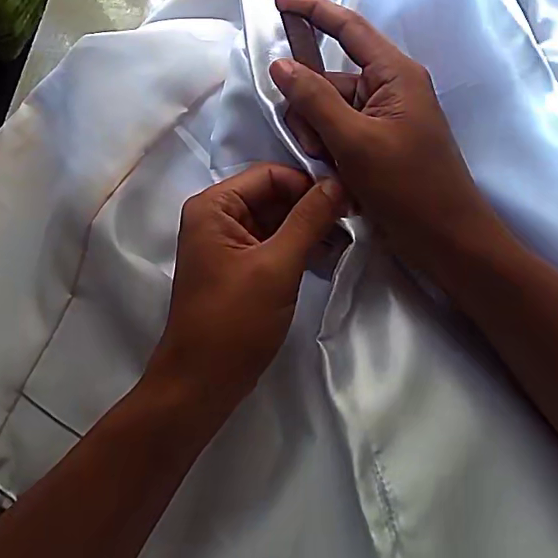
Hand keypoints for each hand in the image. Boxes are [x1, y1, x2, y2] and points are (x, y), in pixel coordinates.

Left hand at [149, 164, 343, 404]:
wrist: (202, 383)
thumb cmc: (234, 320)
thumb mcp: (276, 266)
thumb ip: (308, 220)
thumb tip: (337, 183)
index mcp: (214, 205)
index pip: (269, 174)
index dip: (308, 183)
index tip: (348, 199)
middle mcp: (217, 216)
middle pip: (273, 195)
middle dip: (312, 206)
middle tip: (355, 219)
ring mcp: (227, 242)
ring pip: (276, 219)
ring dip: (309, 227)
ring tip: (348, 240)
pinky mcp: (239, 266)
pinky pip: (273, 242)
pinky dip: (299, 247)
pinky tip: (330, 256)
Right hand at [268, 0, 495, 282]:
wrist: (451, 244)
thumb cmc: (409, 189)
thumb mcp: (354, 142)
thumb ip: (314, 99)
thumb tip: (280, 64)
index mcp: (395, 74)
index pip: (348, 27)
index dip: (312, 11)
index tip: (279, 1)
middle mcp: (390, 88)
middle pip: (328, 78)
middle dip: (309, 107)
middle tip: (316, 146)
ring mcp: (385, 117)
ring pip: (328, 109)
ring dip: (318, 134)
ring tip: (332, 168)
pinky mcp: (379, 142)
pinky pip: (339, 131)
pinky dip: (330, 149)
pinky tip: (339, 177)